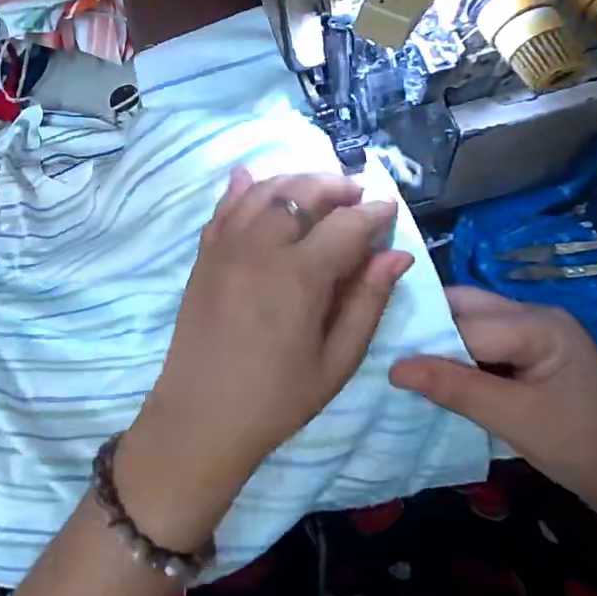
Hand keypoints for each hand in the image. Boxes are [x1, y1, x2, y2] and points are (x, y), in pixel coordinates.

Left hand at [117, 169, 414, 549]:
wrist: (200, 416)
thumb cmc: (276, 399)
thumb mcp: (336, 361)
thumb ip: (368, 303)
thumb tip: (396, 254)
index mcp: (298, 276)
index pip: (345, 224)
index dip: (373, 214)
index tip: (389, 211)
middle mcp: (258, 248)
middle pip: (300, 192)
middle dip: (334, 186)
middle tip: (355, 196)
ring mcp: (224, 248)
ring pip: (261, 191)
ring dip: (293, 181)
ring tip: (316, 191)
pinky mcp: (203, 256)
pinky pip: (223, 208)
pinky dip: (241, 188)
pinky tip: (250, 178)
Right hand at [389, 287, 596, 511]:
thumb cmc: (580, 447)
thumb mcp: (513, 419)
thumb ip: (455, 388)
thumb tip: (393, 368)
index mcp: (540, 324)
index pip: (466, 324)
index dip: (425, 342)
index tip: (384, 360)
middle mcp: (535, 315)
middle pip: (464, 306)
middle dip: (426, 327)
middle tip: (387, 351)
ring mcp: (533, 330)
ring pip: (468, 319)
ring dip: (438, 339)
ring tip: (403, 360)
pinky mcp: (528, 348)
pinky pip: (479, 336)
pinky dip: (453, 350)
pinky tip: (434, 369)